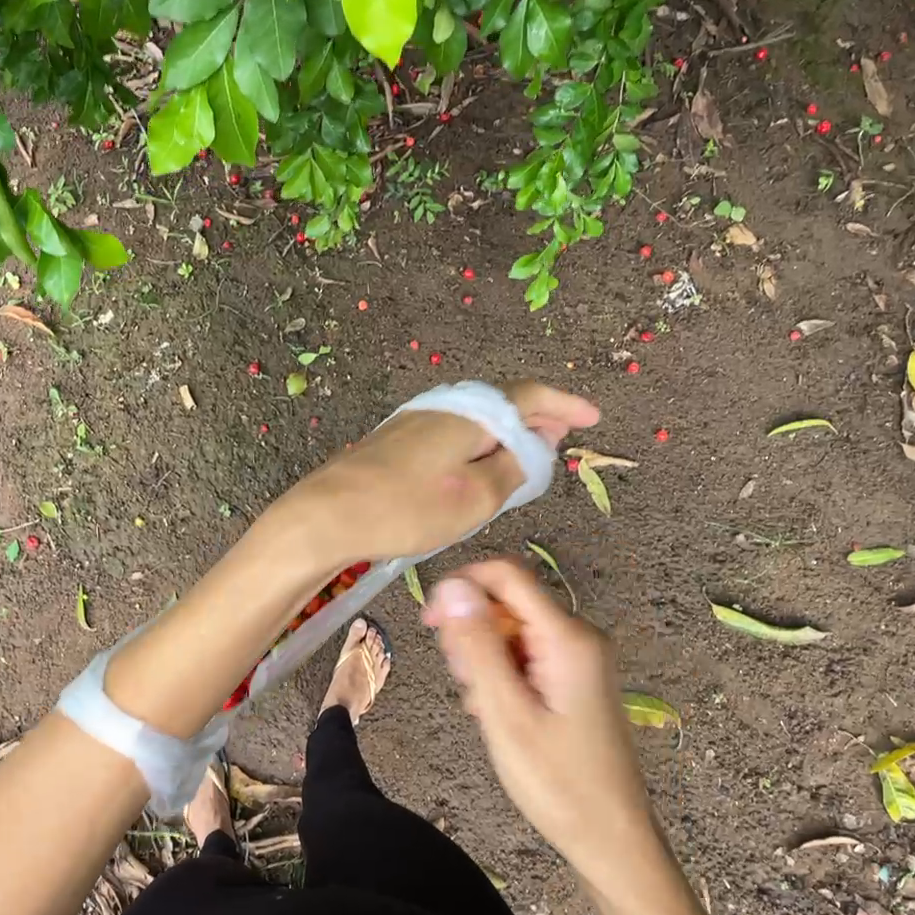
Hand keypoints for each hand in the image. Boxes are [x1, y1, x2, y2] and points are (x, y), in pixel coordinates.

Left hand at [269, 381, 597, 565]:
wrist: (323, 517)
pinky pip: (448, 435)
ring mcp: (410, 424)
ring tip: (525, 451)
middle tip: (561, 433)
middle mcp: (438, 409)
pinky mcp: (391, 445)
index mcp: (465, 415)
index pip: (526, 397)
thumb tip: (537, 442)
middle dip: (534, 417)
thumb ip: (513, 467)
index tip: (591, 416)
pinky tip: (475, 465)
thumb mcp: (474, 497)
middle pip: (497, 405)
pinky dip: (474, 444)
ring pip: (471, 421)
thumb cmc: (404, 510)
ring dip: (503, 432)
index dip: (562, 404)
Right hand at [421, 559, 654, 867]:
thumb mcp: (505, 714)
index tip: (431, 622)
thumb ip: (477, 646)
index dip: (461, 586)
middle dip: (472, 630)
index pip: (506, 574)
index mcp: (568, 637)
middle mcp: (578, 636)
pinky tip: (494, 710)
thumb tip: (451, 586)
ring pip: (511, 629)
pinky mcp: (573, 678)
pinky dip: (500, 672)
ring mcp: (578, 657)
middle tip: (460, 679)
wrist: (611, 839)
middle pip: (507, 602)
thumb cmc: (558, 783)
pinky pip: (524, 653)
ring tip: (479, 704)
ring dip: (483, 656)